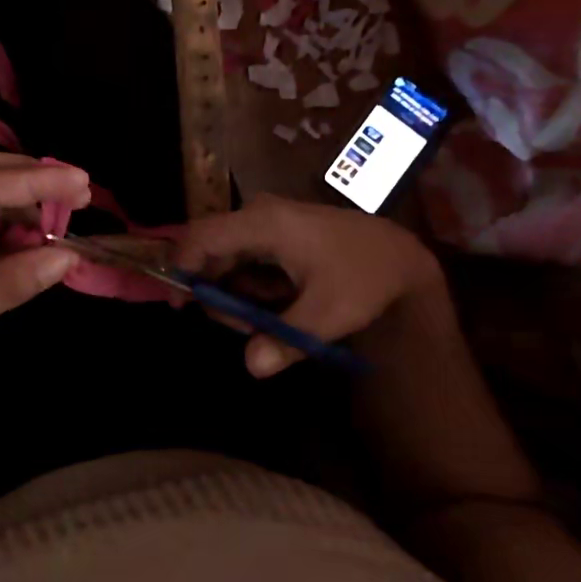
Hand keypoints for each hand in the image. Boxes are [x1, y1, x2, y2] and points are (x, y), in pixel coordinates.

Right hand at [174, 194, 441, 376]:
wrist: (401, 255)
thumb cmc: (365, 277)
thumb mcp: (329, 314)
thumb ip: (287, 340)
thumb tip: (251, 367)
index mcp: (265, 224)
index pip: (201, 237)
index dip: (182, 267)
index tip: (180, 305)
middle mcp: (258, 214)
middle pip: (211, 251)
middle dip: (217, 293)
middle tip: (246, 327)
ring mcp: (266, 220)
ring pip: (226, 258)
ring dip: (237, 294)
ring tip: (271, 318)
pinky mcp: (275, 230)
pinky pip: (244, 258)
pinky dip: (251, 286)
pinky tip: (278, 302)